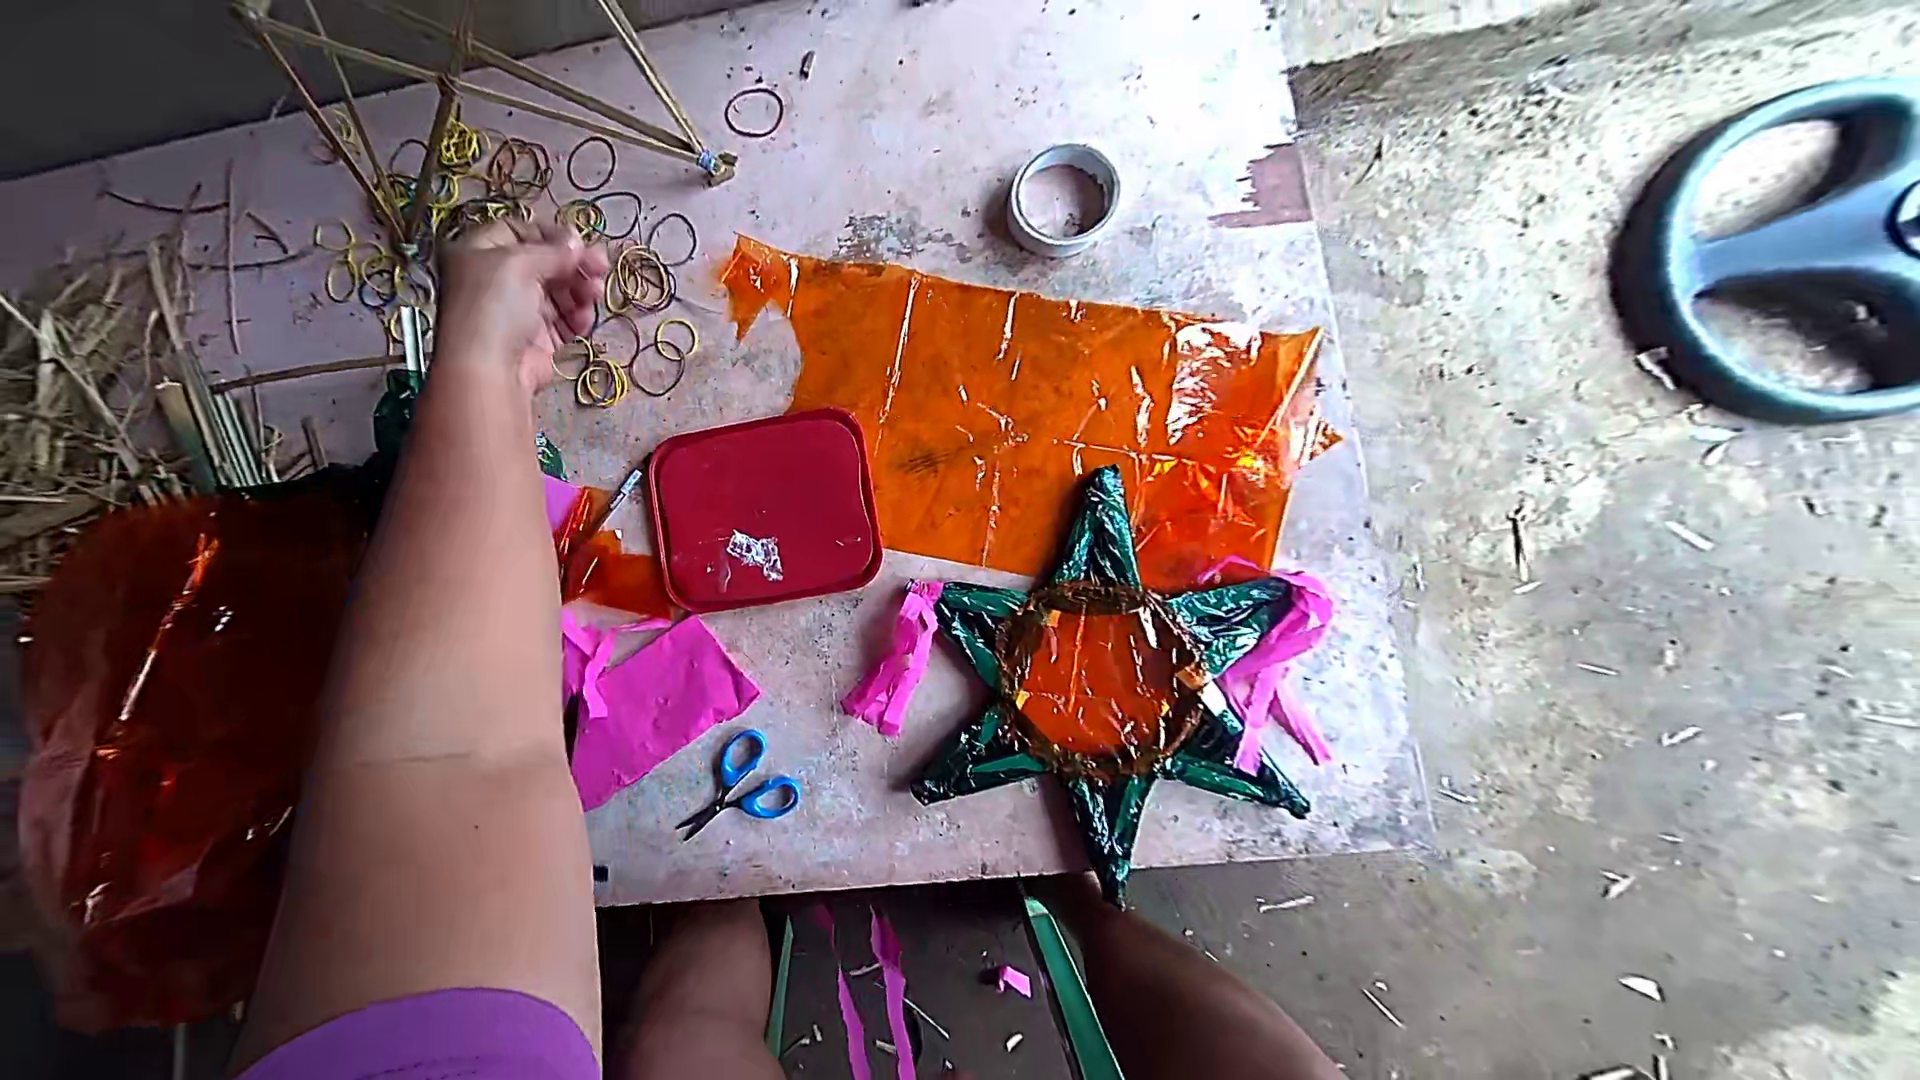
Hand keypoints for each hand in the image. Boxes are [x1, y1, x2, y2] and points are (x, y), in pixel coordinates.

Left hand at [434, 221, 609, 392]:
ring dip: (581, 291)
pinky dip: (578, 317)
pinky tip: (583, 318)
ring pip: (560, 292)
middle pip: (545, 264)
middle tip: (602, 269)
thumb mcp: (519, 264)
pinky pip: (565, 320)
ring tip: (595, 295)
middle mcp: (499, 278)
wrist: (492, 367)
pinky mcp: (540, 336)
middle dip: (574, 266)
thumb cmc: (494, 306)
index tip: (580, 243)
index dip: (550, 236)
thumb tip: (578, 241)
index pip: (519, 232)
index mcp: (480, 252)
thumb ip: (553, 251)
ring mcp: (521, 309)